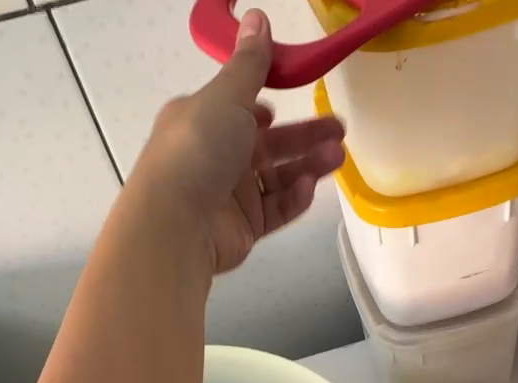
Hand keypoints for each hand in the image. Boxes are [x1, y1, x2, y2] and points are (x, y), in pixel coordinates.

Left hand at [130, 9, 346, 273]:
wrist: (178, 223)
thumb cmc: (197, 149)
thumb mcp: (226, 97)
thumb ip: (250, 64)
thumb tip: (258, 17)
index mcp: (203, 119)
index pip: (240, 109)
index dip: (268, 104)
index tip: (298, 97)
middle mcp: (216, 155)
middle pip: (269, 143)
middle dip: (304, 136)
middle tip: (339, 130)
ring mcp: (231, 194)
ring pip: (278, 177)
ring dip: (308, 165)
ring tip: (337, 157)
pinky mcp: (245, 227)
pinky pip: (276, 209)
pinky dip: (294, 197)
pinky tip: (309, 187)